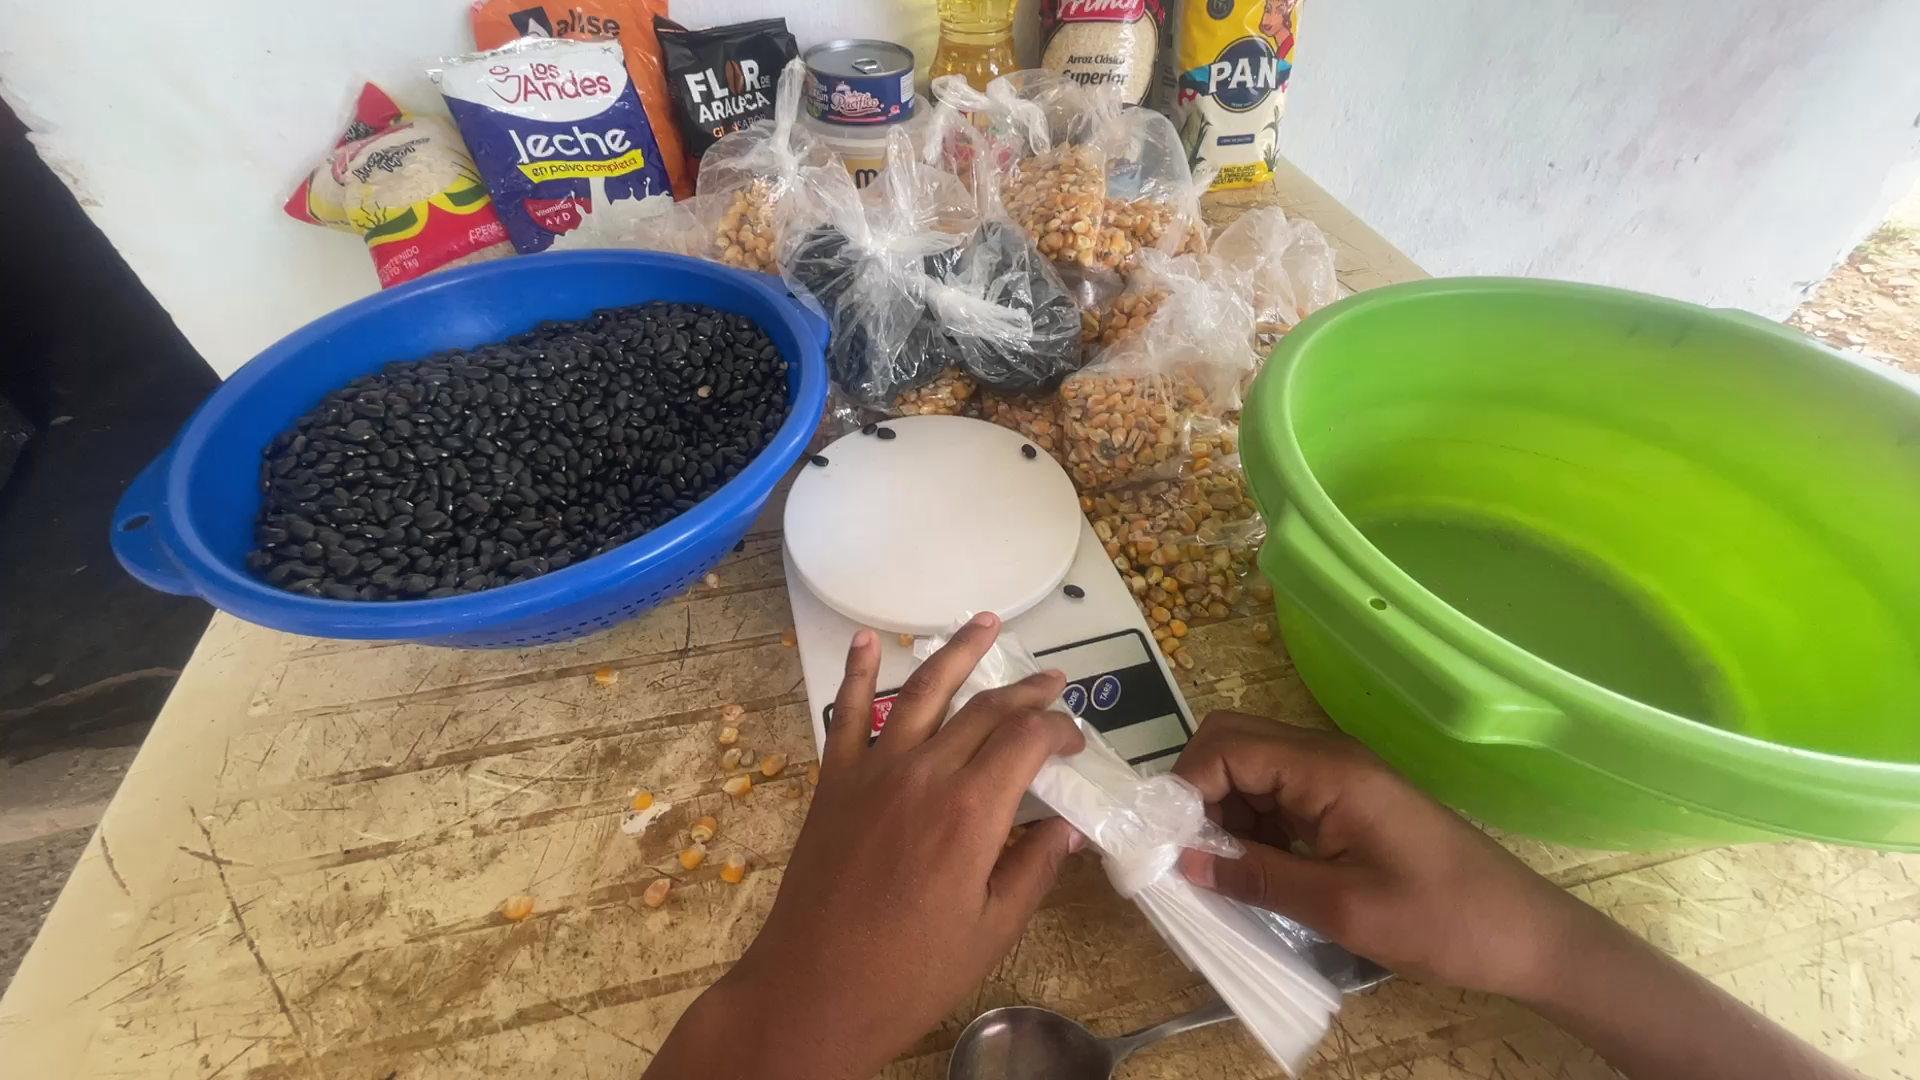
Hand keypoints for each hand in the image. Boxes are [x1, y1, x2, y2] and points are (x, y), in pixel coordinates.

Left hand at [648, 613, 1085, 1079]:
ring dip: (958, 651)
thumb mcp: (990, 933)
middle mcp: (926, 772)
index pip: (1027, 741)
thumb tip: (1071, 828)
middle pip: (985, 709)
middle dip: (1027, 690)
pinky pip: (847, 711)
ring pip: (924, 690)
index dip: (1058, 730)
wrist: (811, 991)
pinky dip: (857, 670)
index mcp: (971, 811)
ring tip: (986, 622)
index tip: (1075, 740)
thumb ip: (1035, 870)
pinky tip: (867, 637)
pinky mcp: (836, 777)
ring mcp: (875, 768)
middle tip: (1054, 680)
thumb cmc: (910, 972)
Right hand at [1171, 712, 1592, 999]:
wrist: (1532, 938)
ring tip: (1222, 864)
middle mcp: (1324, 756)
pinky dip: (1251, 818)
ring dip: (1223, 806)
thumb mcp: (1342, 909)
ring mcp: (1333, 773)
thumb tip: (1183, 861)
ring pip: (1248, 763)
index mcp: (1326, 769)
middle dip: (1199, 788)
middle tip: (1193, 846)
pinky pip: (1274, 788)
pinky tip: (1256, 862)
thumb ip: (1256, 877)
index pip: (1228, 746)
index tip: (1172, 840)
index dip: (1188, 785)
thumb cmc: (1444, 922)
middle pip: (1232, 740)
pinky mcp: (1341, 795)